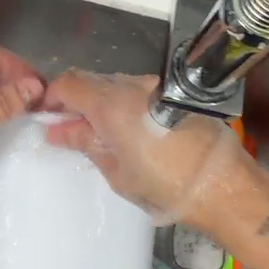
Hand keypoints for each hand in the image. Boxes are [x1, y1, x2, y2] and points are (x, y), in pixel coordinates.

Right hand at [38, 70, 263, 226]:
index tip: (45, 117)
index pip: (68, 83)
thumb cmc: (165, 187)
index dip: (51, 97)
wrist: (224, 187)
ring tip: (97, 135)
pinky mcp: (174, 97)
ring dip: (100, 104)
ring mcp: (156, 88)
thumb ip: (85, 144)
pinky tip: (126, 133)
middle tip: (67, 129)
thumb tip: (58, 131)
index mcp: (112, 103)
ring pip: (116, 86)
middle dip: (74, 101)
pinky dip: (123, 107)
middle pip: (91, 80)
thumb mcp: (117, 172)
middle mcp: (133, 86)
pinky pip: (137, 94)